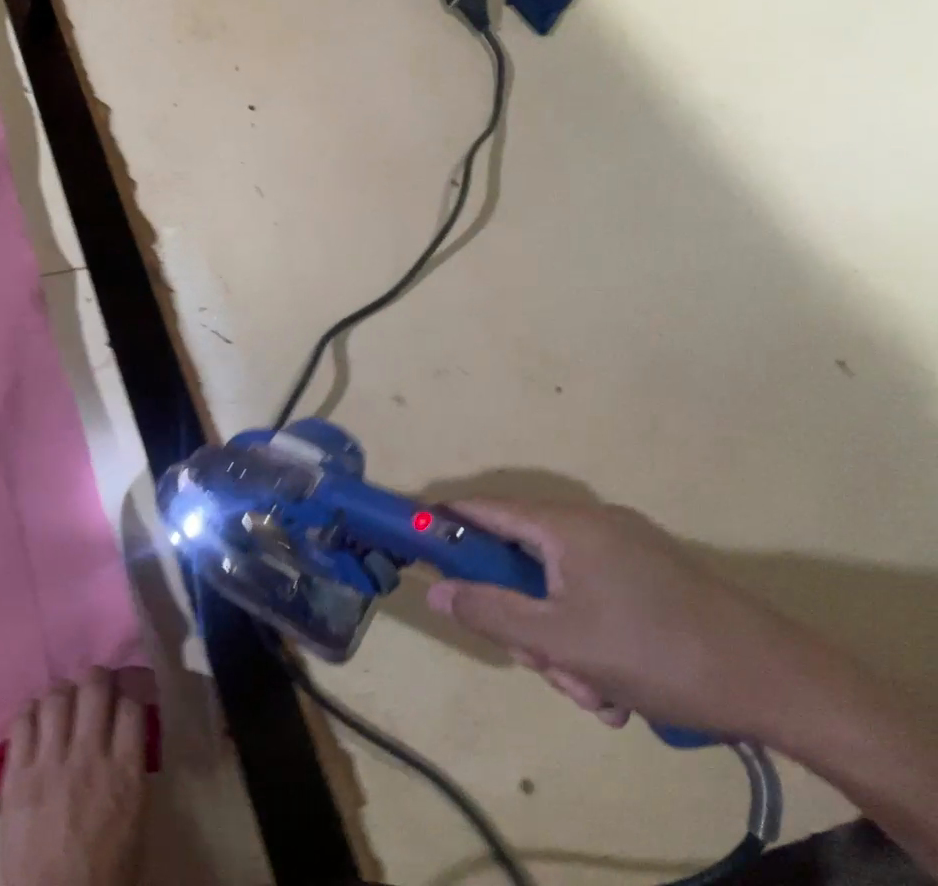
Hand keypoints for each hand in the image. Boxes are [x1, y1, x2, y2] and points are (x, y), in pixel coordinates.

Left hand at [0, 669, 145, 885]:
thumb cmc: (106, 877)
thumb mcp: (135, 826)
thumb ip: (129, 777)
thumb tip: (124, 743)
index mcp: (126, 776)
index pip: (132, 708)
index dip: (133, 690)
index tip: (130, 688)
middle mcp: (89, 758)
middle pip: (94, 689)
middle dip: (99, 676)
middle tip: (98, 680)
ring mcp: (49, 762)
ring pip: (56, 697)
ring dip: (63, 690)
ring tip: (65, 696)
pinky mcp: (16, 772)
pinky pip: (21, 722)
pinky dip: (30, 709)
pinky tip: (35, 714)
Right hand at [424, 499, 811, 740]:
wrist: (789, 689)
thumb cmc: (657, 653)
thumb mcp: (556, 640)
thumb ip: (486, 611)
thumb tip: (433, 588)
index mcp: (568, 527)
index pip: (481, 510)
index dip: (440, 525)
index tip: (410, 548)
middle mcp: (597, 529)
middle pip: (520, 562)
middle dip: (518, 617)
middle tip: (536, 660)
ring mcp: (631, 555)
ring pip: (556, 592)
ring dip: (557, 643)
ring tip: (590, 690)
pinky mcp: (657, 584)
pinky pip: (594, 603)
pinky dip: (590, 643)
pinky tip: (614, 690)